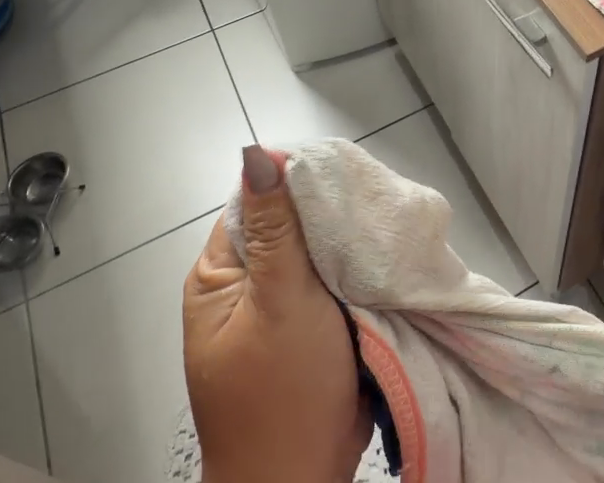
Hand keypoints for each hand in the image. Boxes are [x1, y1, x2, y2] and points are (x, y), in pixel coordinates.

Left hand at [183, 145, 369, 482]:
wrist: (302, 479)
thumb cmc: (282, 394)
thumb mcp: (280, 302)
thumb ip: (277, 229)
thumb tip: (258, 154)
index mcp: (220, 274)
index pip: (257, 201)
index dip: (299, 182)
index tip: (345, 177)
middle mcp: (245, 284)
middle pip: (290, 225)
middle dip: (330, 215)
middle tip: (374, 205)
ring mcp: (278, 308)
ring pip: (316, 254)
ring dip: (346, 244)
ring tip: (383, 227)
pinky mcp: (310, 328)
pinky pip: (333, 282)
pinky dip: (356, 272)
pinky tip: (382, 261)